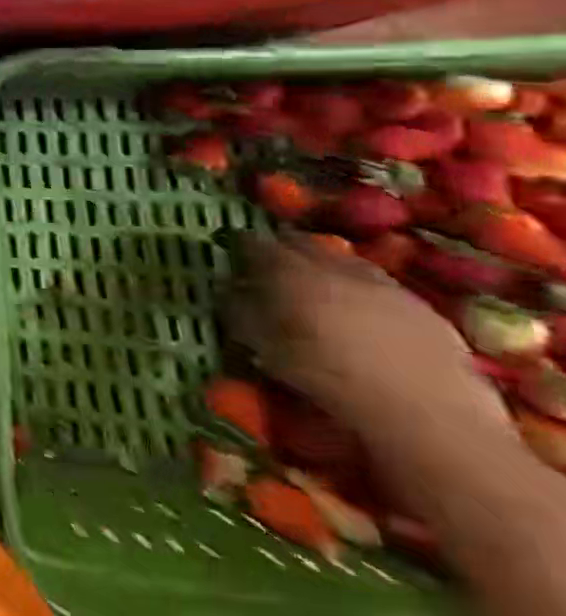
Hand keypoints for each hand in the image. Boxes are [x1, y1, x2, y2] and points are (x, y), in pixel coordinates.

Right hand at [227, 230, 510, 439]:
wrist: (426, 415)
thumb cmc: (327, 376)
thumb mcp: (263, 346)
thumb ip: (241, 311)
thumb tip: (231, 291)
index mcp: (292, 273)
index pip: (255, 243)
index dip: (240, 244)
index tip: (232, 250)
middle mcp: (338, 269)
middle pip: (304, 244)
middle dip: (285, 248)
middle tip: (271, 262)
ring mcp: (387, 287)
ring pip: (347, 262)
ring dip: (327, 266)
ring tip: (317, 284)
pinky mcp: (425, 310)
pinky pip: (382, 287)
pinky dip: (362, 290)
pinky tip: (361, 311)